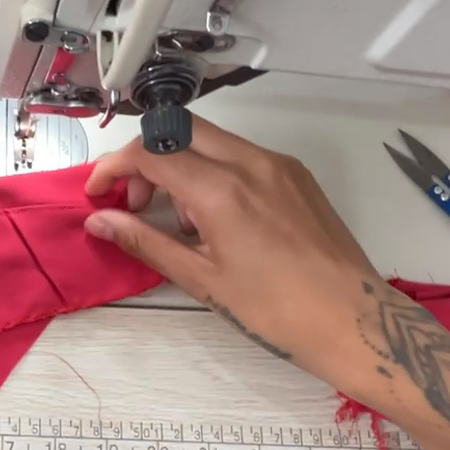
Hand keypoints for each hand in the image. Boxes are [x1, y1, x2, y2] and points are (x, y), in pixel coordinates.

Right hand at [83, 116, 383, 385]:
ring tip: (179, 221)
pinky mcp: (295, 175)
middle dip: (145, 159)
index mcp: (222, 190)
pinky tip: (215, 220)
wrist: (351, 320)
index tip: (99, 194)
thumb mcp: (200, 278)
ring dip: (178, 165)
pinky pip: (240, 155)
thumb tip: (99, 221)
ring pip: (210, 140)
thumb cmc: (273, 309)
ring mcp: (278, 165)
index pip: (152, 151)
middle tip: (136, 204)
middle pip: (179, 129)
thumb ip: (144, 241)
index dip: (114, 167)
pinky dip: (211, 173)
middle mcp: (251, 162)